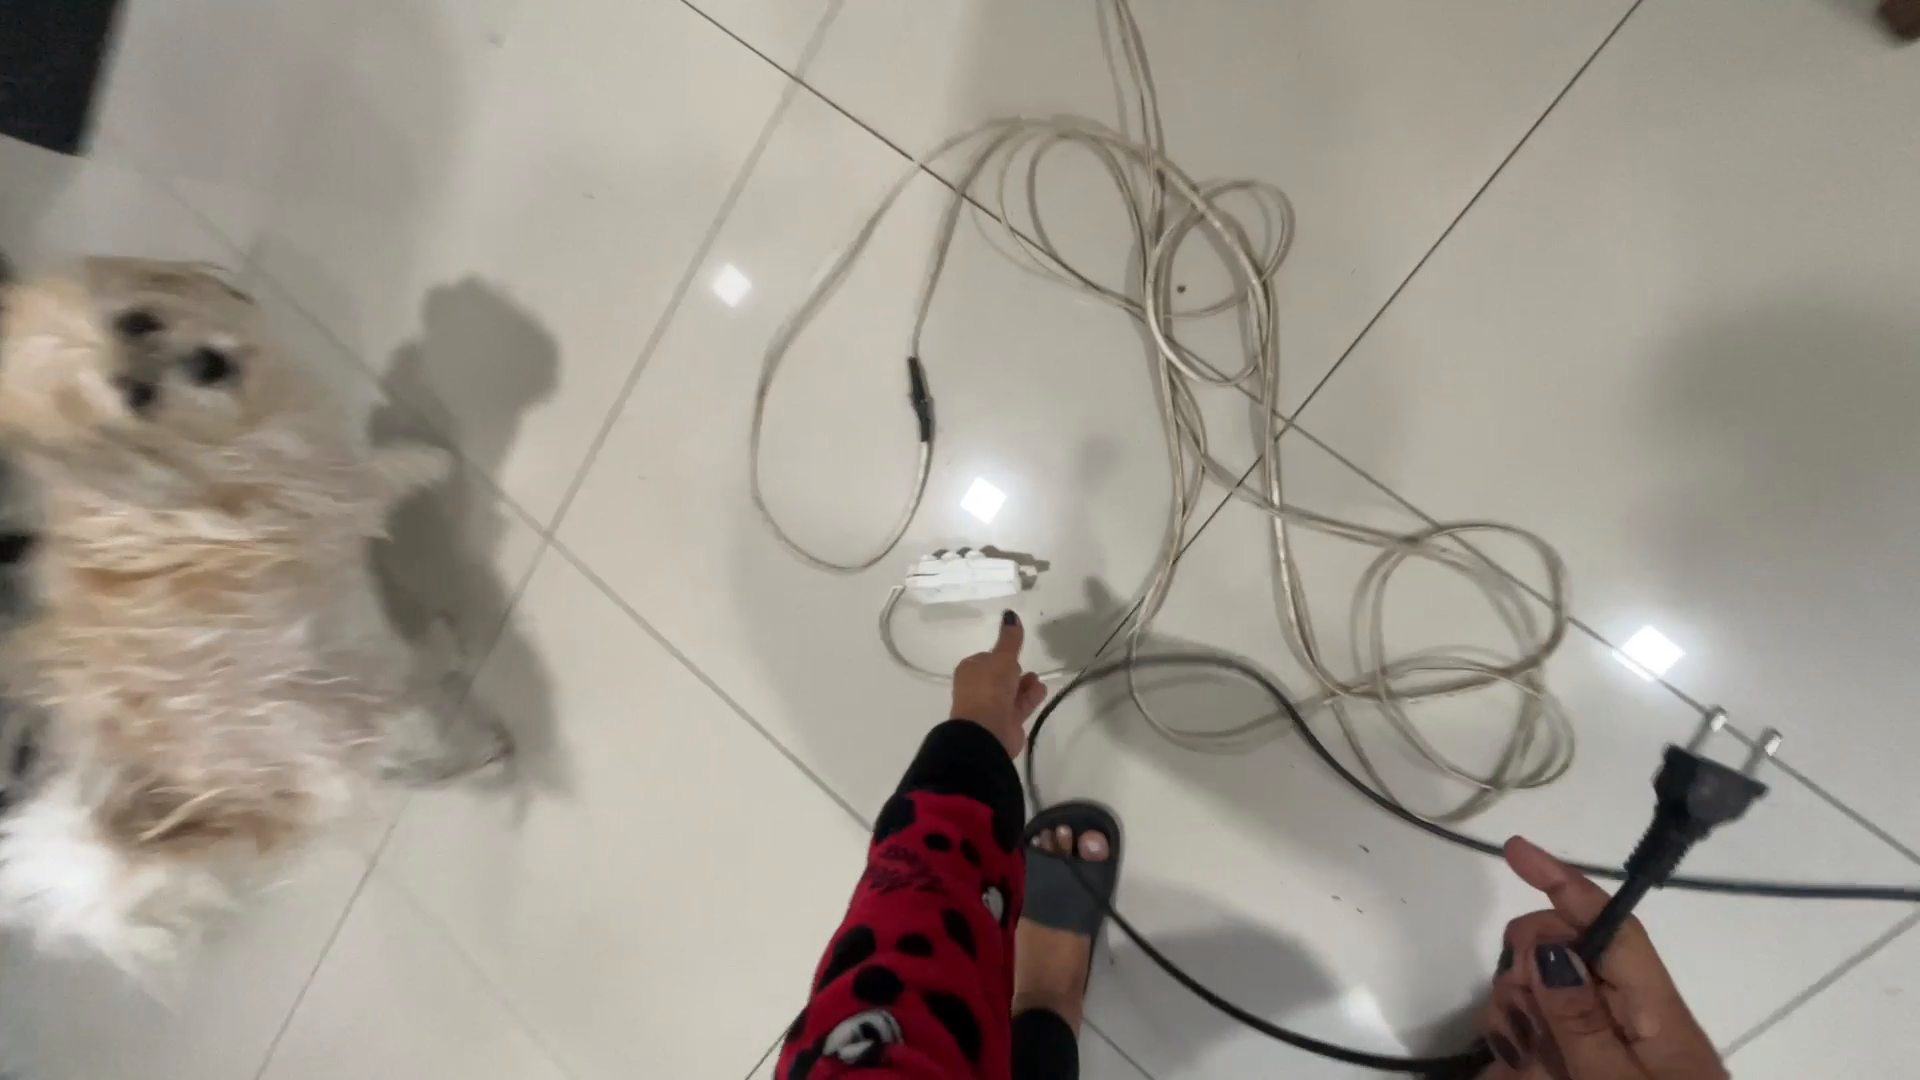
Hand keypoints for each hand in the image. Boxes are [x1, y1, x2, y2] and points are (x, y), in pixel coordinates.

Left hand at [949, 610, 1046, 757]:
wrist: (986, 730)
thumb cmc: (989, 688)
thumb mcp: (1002, 658)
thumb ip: (1010, 638)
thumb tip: (1010, 613)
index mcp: (970, 670)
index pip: (987, 658)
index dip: (1000, 656)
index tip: (1013, 653)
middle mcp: (978, 688)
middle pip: (999, 676)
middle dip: (1013, 671)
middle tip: (1025, 666)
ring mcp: (991, 707)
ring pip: (1011, 691)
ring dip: (1025, 684)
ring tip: (1037, 678)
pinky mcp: (1006, 722)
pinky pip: (1020, 705)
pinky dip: (1031, 697)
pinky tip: (1042, 689)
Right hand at [1479, 837, 1725, 1079]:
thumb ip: (1581, 1021)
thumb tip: (1550, 945)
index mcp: (1657, 1018)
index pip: (1611, 930)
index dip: (1565, 883)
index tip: (1513, 850)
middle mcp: (1627, 1018)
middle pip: (1557, 950)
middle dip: (1525, 969)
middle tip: (1525, 1023)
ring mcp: (1593, 1037)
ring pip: (1531, 985)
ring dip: (1515, 1013)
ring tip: (1527, 1063)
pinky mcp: (1565, 1055)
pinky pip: (1524, 1022)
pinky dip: (1513, 1039)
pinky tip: (1522, 1067)